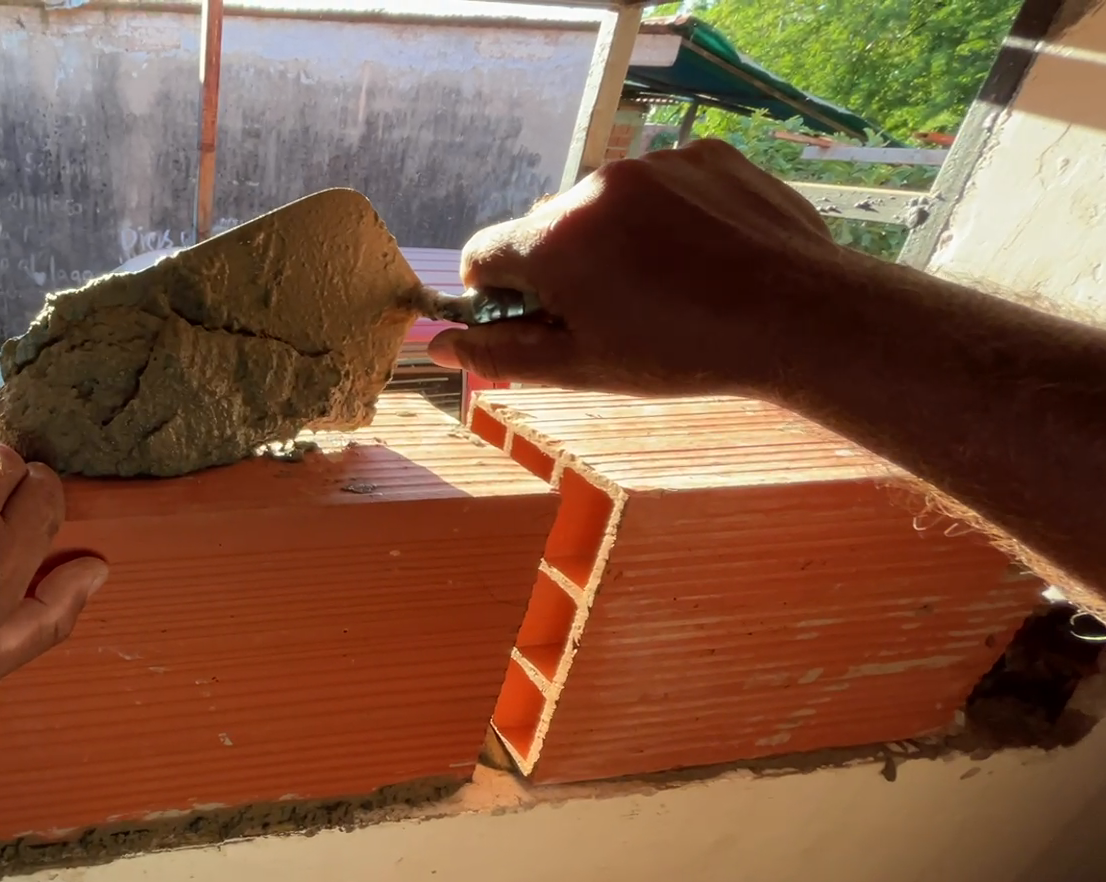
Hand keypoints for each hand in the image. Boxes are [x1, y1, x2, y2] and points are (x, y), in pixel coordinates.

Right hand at [429, 139, 853, 397]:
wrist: (802, 318)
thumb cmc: (675, 352)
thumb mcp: (573, 366)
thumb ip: (496, 353)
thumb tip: (439, 346)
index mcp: (555, 240)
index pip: (481, 253)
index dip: (491, 293)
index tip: (526, 318)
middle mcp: (595, 186)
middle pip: (537, 231)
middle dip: (549, 269)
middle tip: (596, 312)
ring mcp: (655, 164)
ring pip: (592, 208)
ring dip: (599, 244)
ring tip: (650, 285)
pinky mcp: (704, 155)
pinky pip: (648, 187)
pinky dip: (649, 220)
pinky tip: (686, 257)